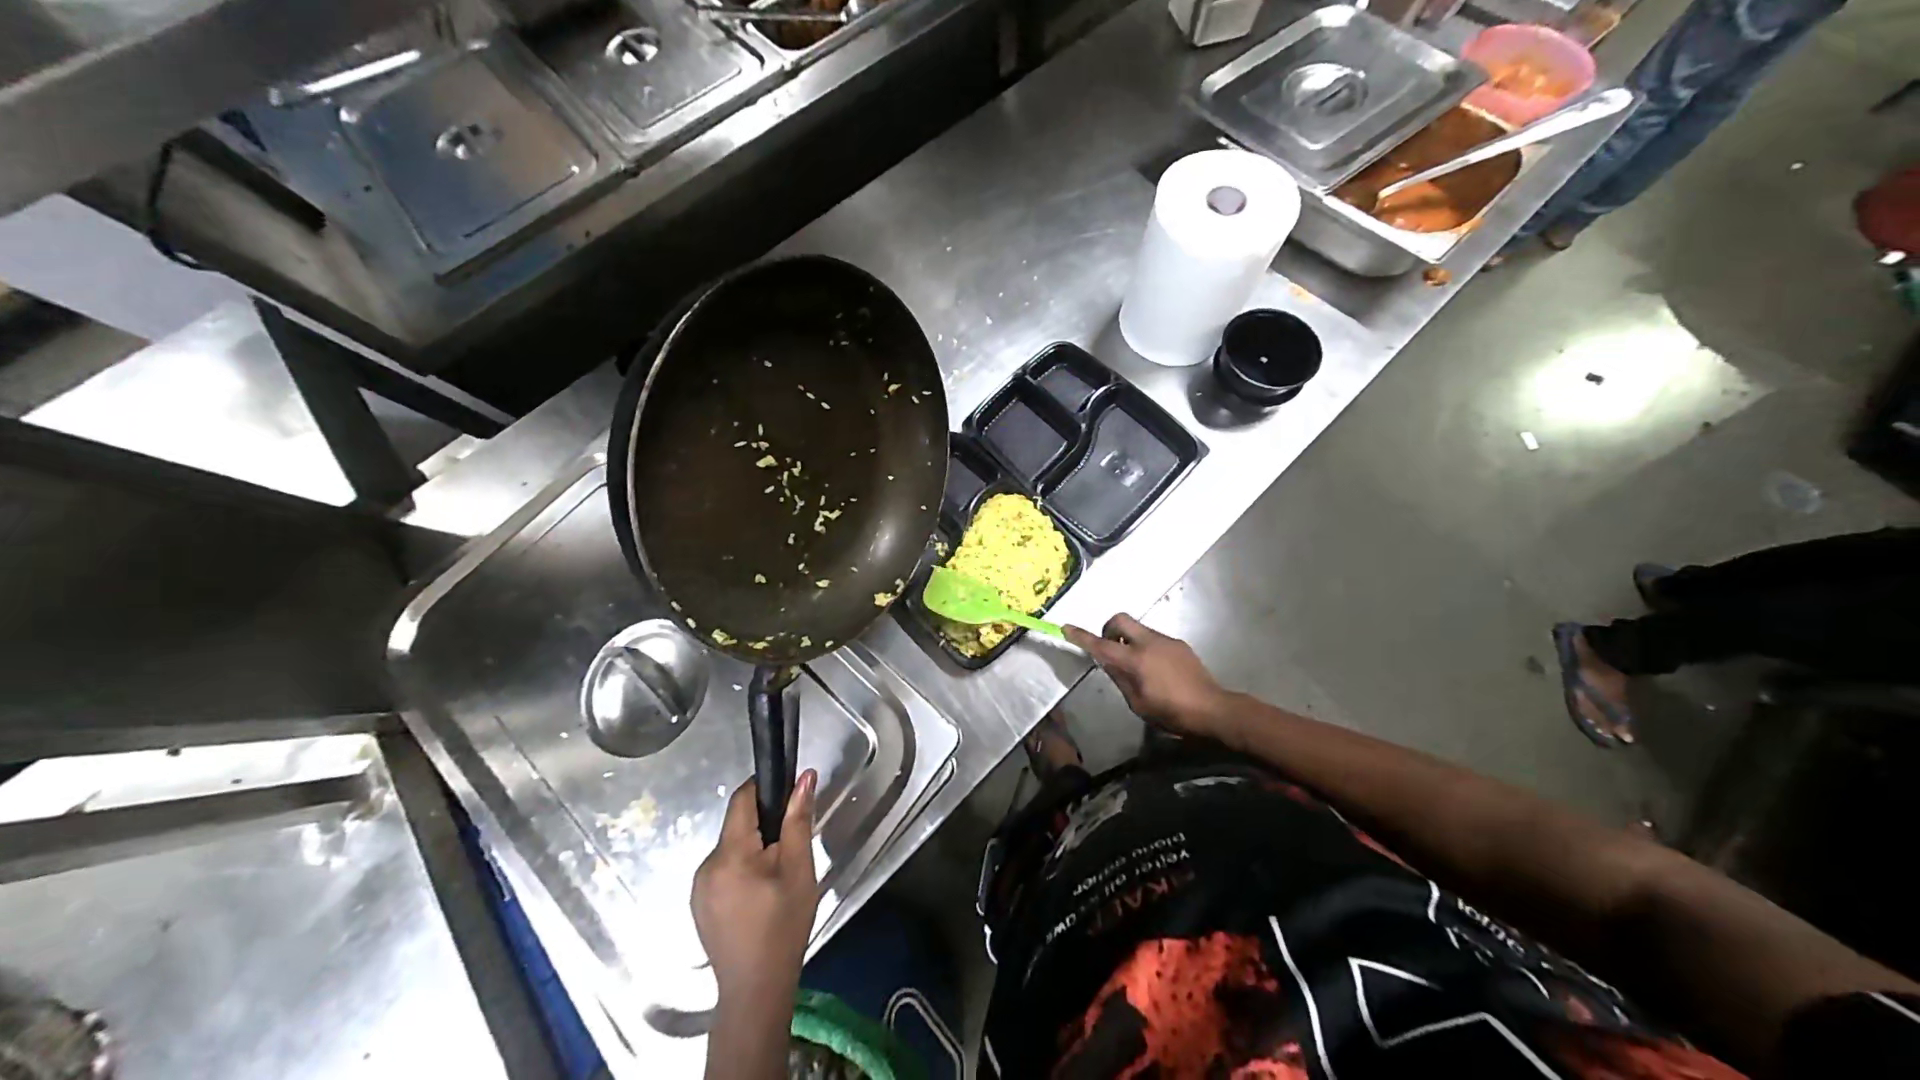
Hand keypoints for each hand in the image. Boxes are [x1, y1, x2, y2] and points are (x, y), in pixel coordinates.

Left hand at [692, 770, 819, 1002]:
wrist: (756, 988)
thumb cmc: (783, 925)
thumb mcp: (799, 869)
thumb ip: (798, 821)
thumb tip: (804, 778)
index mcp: (729, 854)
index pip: (741, 800)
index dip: (764, 789)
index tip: (788, 795)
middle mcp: (705, 865)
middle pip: (737, 826)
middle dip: (764, 828)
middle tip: (791, 849)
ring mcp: (698, 887)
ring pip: (731, 849)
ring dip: (754, 850)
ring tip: (778, 875)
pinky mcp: (699, 904)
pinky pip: (723, 871)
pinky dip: (742, 871)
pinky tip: (760, 895)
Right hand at [1064, 614, 1236, 738]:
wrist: (1213, 710)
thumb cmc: (1171, 713)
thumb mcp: (1137, 703)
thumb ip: (1120, 679)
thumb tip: (1108, 662)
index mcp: (1135, 660)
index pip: (1101, 645)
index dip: (1081, 636)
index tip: (1067, 628)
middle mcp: (1149, 643)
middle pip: (1120, 620)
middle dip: (1108, 629)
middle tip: (1109, 649)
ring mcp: (1166, 641)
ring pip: (1138, 629)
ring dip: (1128, 640)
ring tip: (1135, 666)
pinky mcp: (1179, 645)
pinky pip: (1154, 638)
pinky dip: (1146, 647)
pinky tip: (1155, 670)